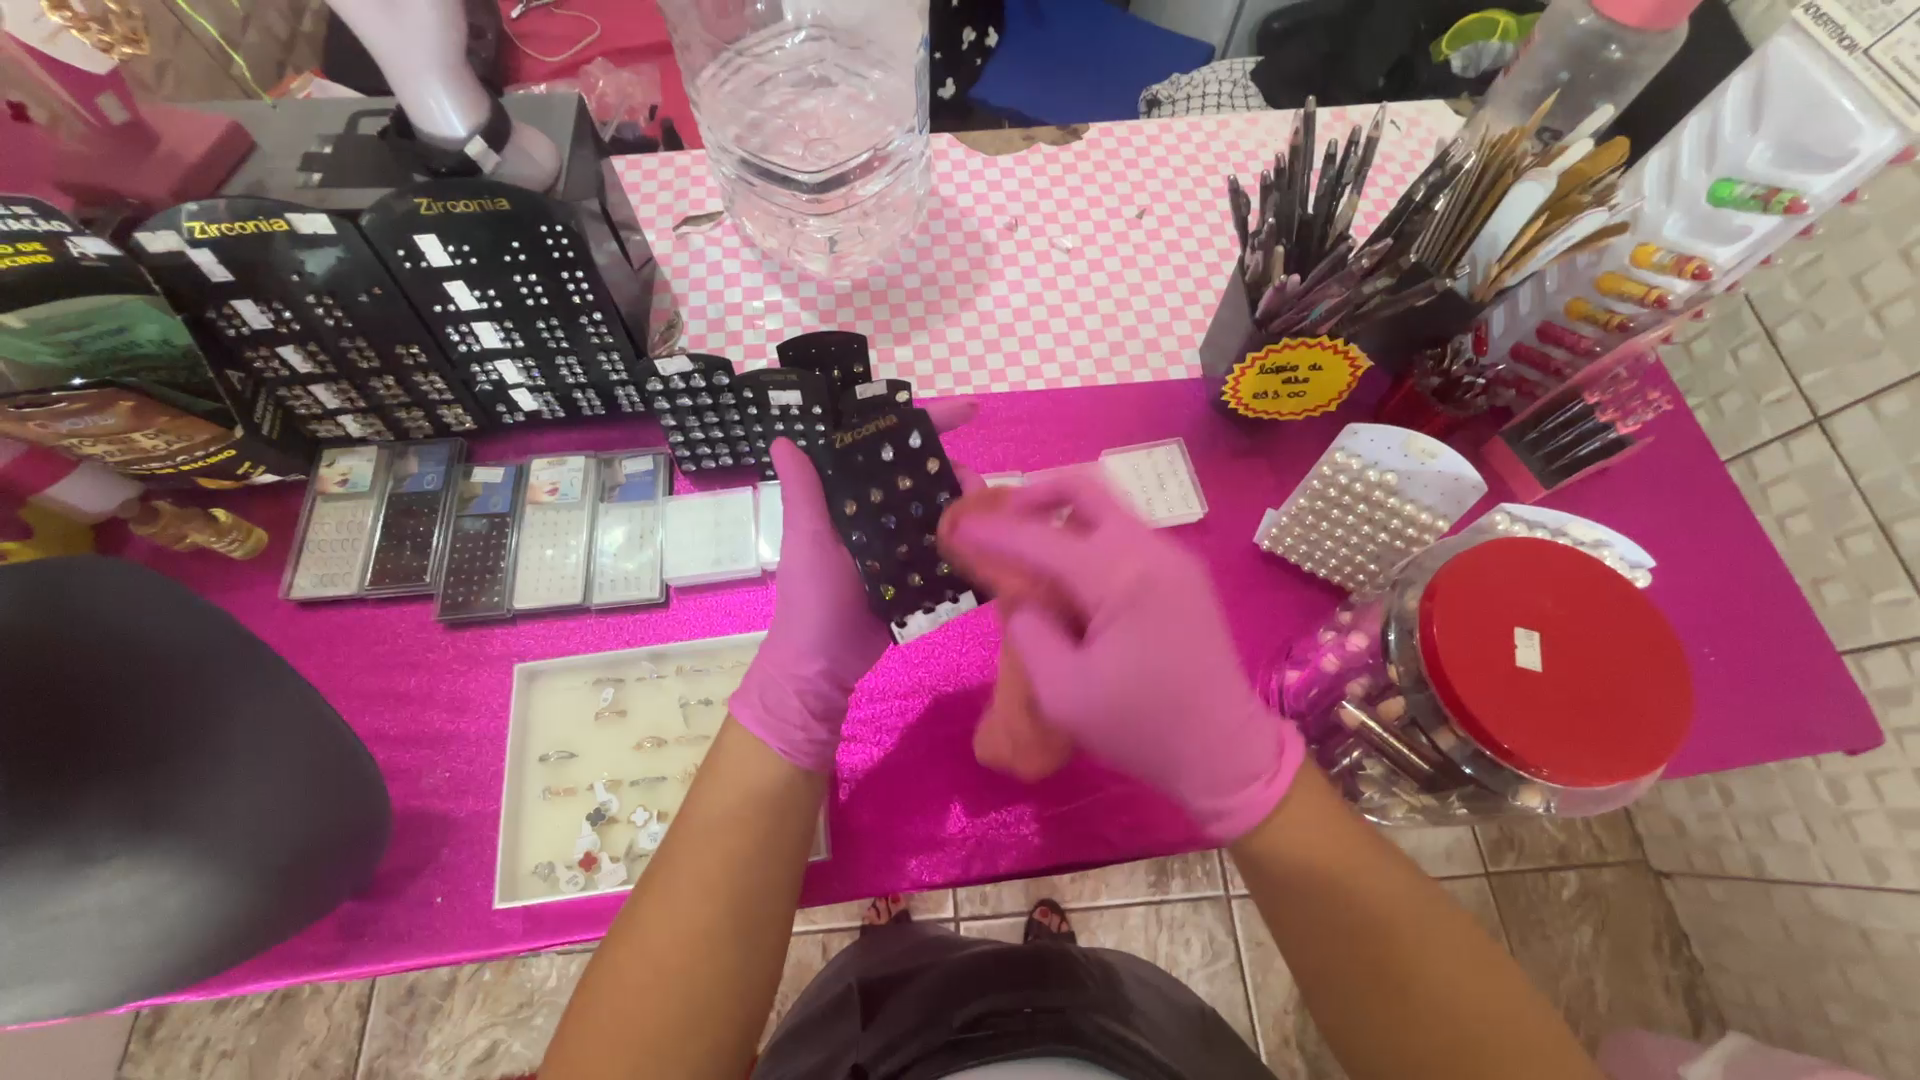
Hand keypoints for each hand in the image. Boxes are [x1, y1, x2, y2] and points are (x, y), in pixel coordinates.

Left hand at [728, 399, 979, 772]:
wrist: (822, 666)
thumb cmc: (809, 600)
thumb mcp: (806, 540)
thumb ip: (803, 491)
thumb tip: (781, 437)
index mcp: (848, 498)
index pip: (885, 449)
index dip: (924, 424)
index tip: (968, 412)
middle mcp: (876, 514)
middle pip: (923, 477)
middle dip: (955, 471)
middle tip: (977, 486)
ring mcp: (898, 545)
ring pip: (939, 512)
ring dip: (966, 506)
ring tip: (984, 515)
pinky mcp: (915, 575)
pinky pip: (944, 552)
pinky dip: (965, 544)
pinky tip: (988, 543)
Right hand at [943, 474, 1305, 839]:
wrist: (1226, 754)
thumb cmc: (1141, 729)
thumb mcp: (1063, 692)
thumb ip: (1029, 632)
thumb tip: (1020, 598)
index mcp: (1122, 576)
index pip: (1041, 539)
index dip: (992, 533)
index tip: (953, 526)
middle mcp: (1152, 551)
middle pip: (1086, 489)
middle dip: (1035, 494)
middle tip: (1000, 520)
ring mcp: (1174, 560)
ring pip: (1107, 511)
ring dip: (1062, 519)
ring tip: (1027, 554)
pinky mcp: (1183, 578)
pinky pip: (1126, 538)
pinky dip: (1089, 541)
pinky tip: (1069, 579)